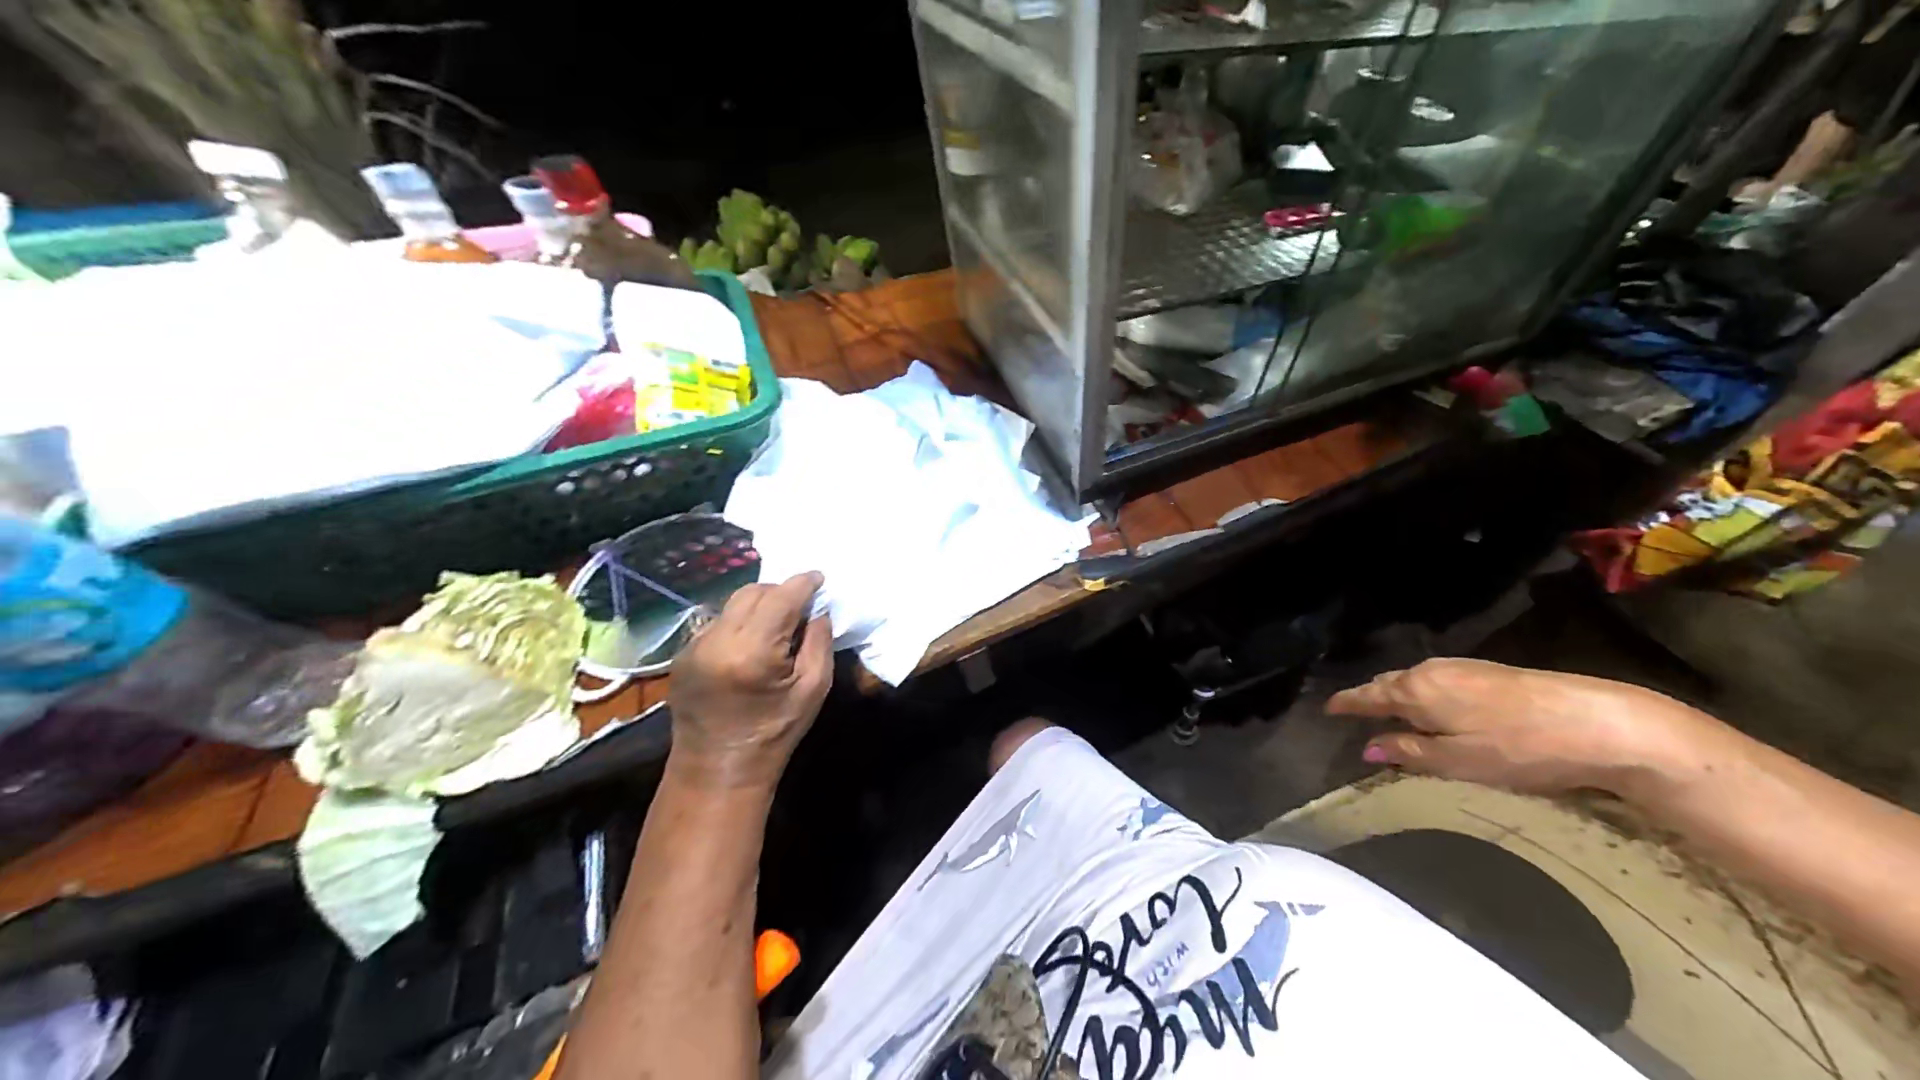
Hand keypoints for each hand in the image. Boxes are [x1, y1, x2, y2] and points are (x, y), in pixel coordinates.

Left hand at [667, 571, 832, 788]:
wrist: (718, 770)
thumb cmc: (774, 733)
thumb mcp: (813, 689)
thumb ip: (819, 642)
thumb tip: (818, 610)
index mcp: (752, 651)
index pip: (781, 597)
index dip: (804, 583)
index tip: (819, 579)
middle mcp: (718, 640)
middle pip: (754, 592)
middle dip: (781, 592)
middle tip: (801, 607)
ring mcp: (695, 646)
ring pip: (733, 604)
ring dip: (759, 606)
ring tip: (777, 627)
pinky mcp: (684, 654)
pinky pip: (718, 622)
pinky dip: (740, 623)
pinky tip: (751, 645)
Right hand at [1326, 658, 1723, 797]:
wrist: (1603, 723)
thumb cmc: (1520, 748)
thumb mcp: (1458, 762)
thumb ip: (1408, 752)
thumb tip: (1368, 748)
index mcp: (1415, 691)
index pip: (1367, 696)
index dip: (1346, 704)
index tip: (1326, 709)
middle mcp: (1431, 671)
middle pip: (1388, 682)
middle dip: (1370, 696)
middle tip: (1357, 713)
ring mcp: (1463, 667)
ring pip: (1414, 678)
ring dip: (1398, 693)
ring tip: (1392, 711)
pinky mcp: (1490, 671)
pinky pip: (1436, 678)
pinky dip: (1423, 691)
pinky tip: (1435, 705)